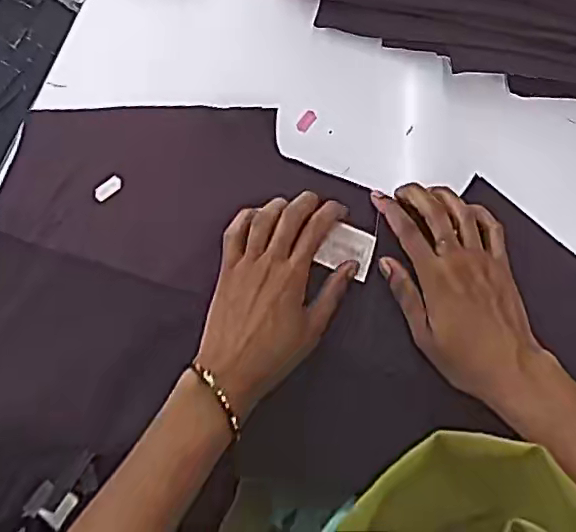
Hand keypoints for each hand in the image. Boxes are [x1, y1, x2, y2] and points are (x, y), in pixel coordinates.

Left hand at [195, 191, 357, 416]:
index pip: (315, 228)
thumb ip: (333, 292)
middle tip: (318, 201)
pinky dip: (246, 216)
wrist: (229, 373)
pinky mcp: (227, 268)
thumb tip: (348, 267)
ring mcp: (246, 262)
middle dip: (308, 201)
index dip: (330, 212)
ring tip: (290, 204)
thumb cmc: (270, 356)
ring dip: (279, 204)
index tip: (338, 211)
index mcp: (293, 275)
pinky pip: (234, 231)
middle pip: (290, 214)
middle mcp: (269, 262)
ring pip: (263, 217)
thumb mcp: (312, 329)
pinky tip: (255, 215)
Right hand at [372, 184, 550, 410]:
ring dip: (442, 195)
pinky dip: (477, 211)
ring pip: (461, 212)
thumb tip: (389, 267)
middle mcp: (459, 261)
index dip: (391, 210)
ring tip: (430, 192)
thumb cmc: (470, 360)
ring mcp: (482, 259)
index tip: (382, 200)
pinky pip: (491, 226)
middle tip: (402, 192)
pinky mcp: (501, 263)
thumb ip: (404, 294)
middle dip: (414, 194)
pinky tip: (467, 208)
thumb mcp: (424, 334)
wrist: (512, 368)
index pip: (407, 231)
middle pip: (433, 211)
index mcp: (436, 278)